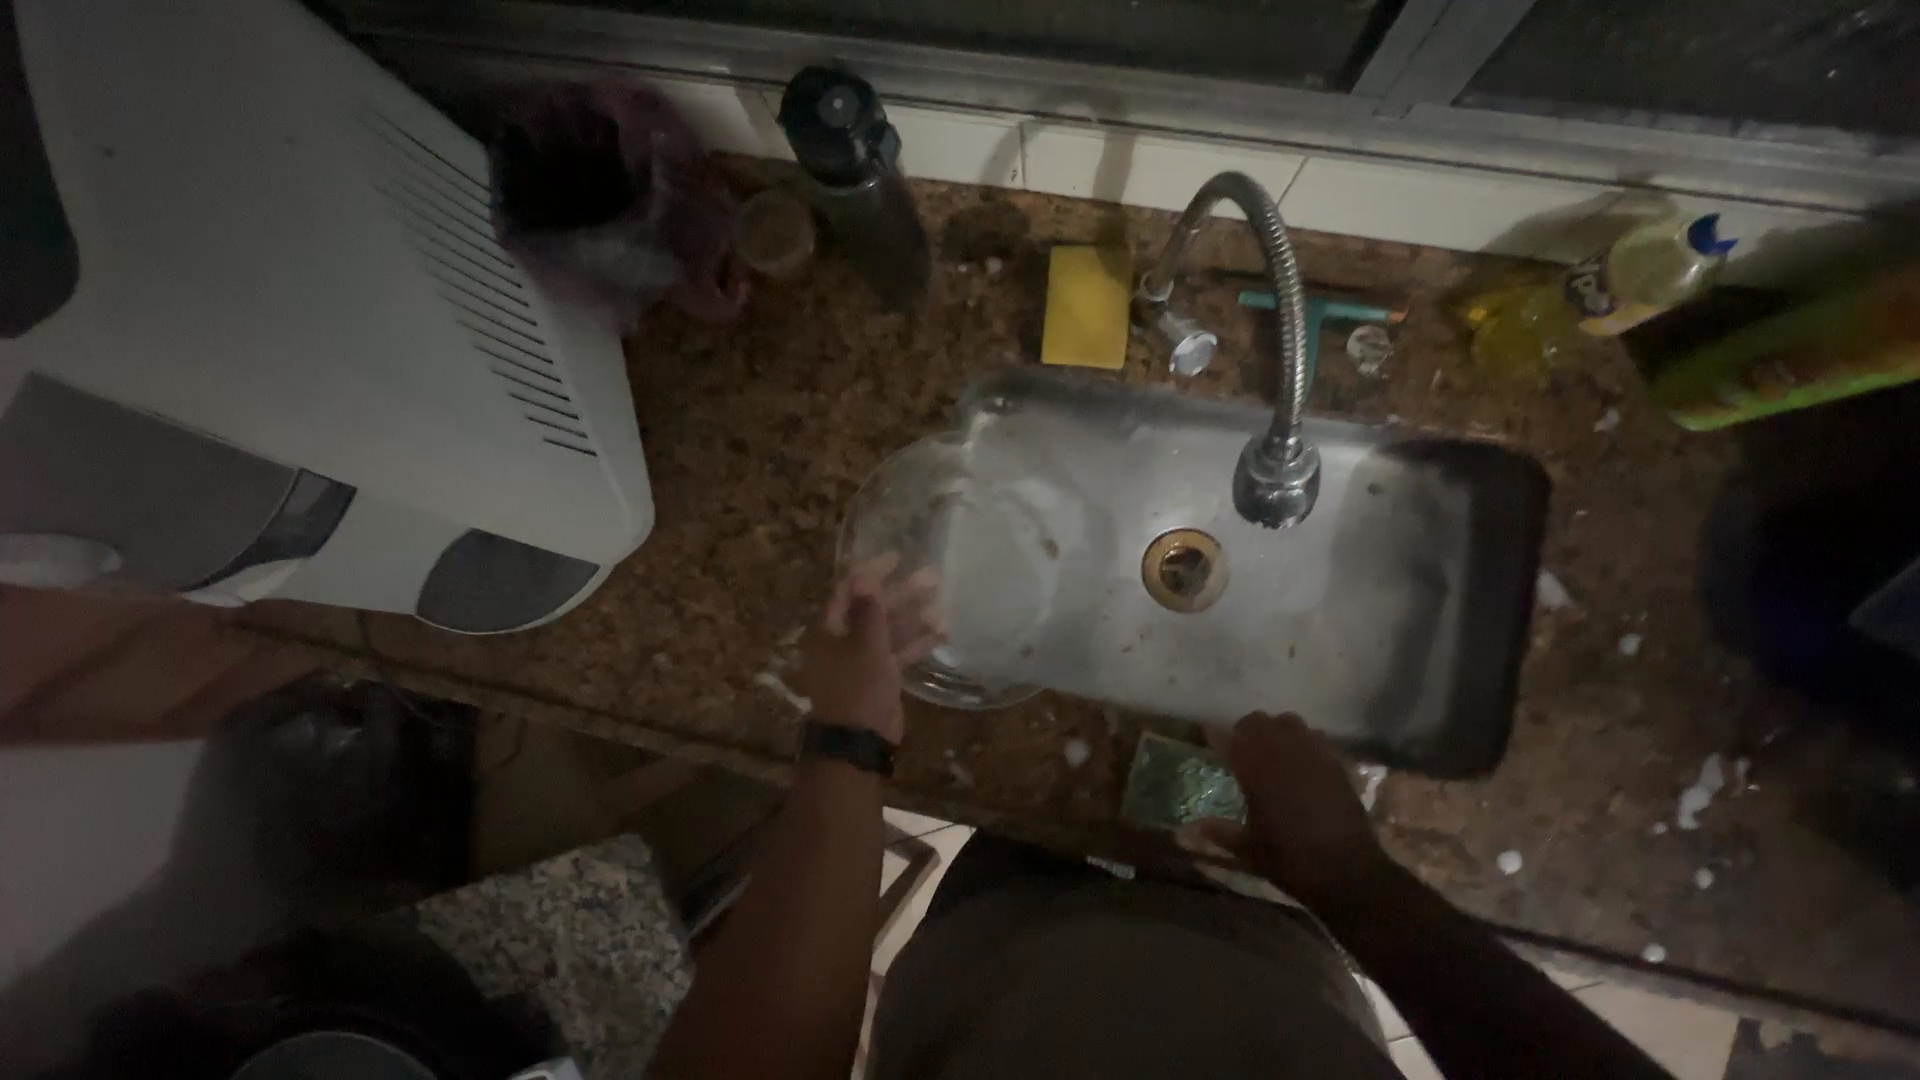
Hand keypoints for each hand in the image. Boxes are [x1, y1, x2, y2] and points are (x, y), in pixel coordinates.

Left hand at [796, 554, 942, 745]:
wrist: (859, 739)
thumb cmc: (857, 686)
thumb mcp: (865, 645)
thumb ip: (869, 610)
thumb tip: (865, 576)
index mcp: (830, 628)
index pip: (850, 589)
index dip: (872, 571)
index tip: (898, 557)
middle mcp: (844, 640)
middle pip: (874, 608)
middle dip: (902, 593)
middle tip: (933, 577)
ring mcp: (862, 659)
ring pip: (889, 630)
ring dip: (914, 617)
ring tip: (943, 602)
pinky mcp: (880, 676)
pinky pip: (898, 652)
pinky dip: (917, 643)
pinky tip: (943, 633)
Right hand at [1201, 712, 1395, 907]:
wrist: (1350, 874)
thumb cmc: (1292, 862)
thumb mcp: (1249, 851)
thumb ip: (1221, 833)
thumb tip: (1194, 827)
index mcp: (1255, 772)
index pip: (1228, 738)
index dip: (1215, 736)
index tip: (1208, 739)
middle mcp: (1282, 755)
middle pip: (1257, 721)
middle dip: (1245, 731)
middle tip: (1241, 749)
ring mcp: (1312, 756)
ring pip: (1289, 721)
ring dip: (1276, 731)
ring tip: (1273, 751)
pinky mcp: (1336, 764)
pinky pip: (1315, 737)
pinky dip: (1304, 742)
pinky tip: (1302, 761)